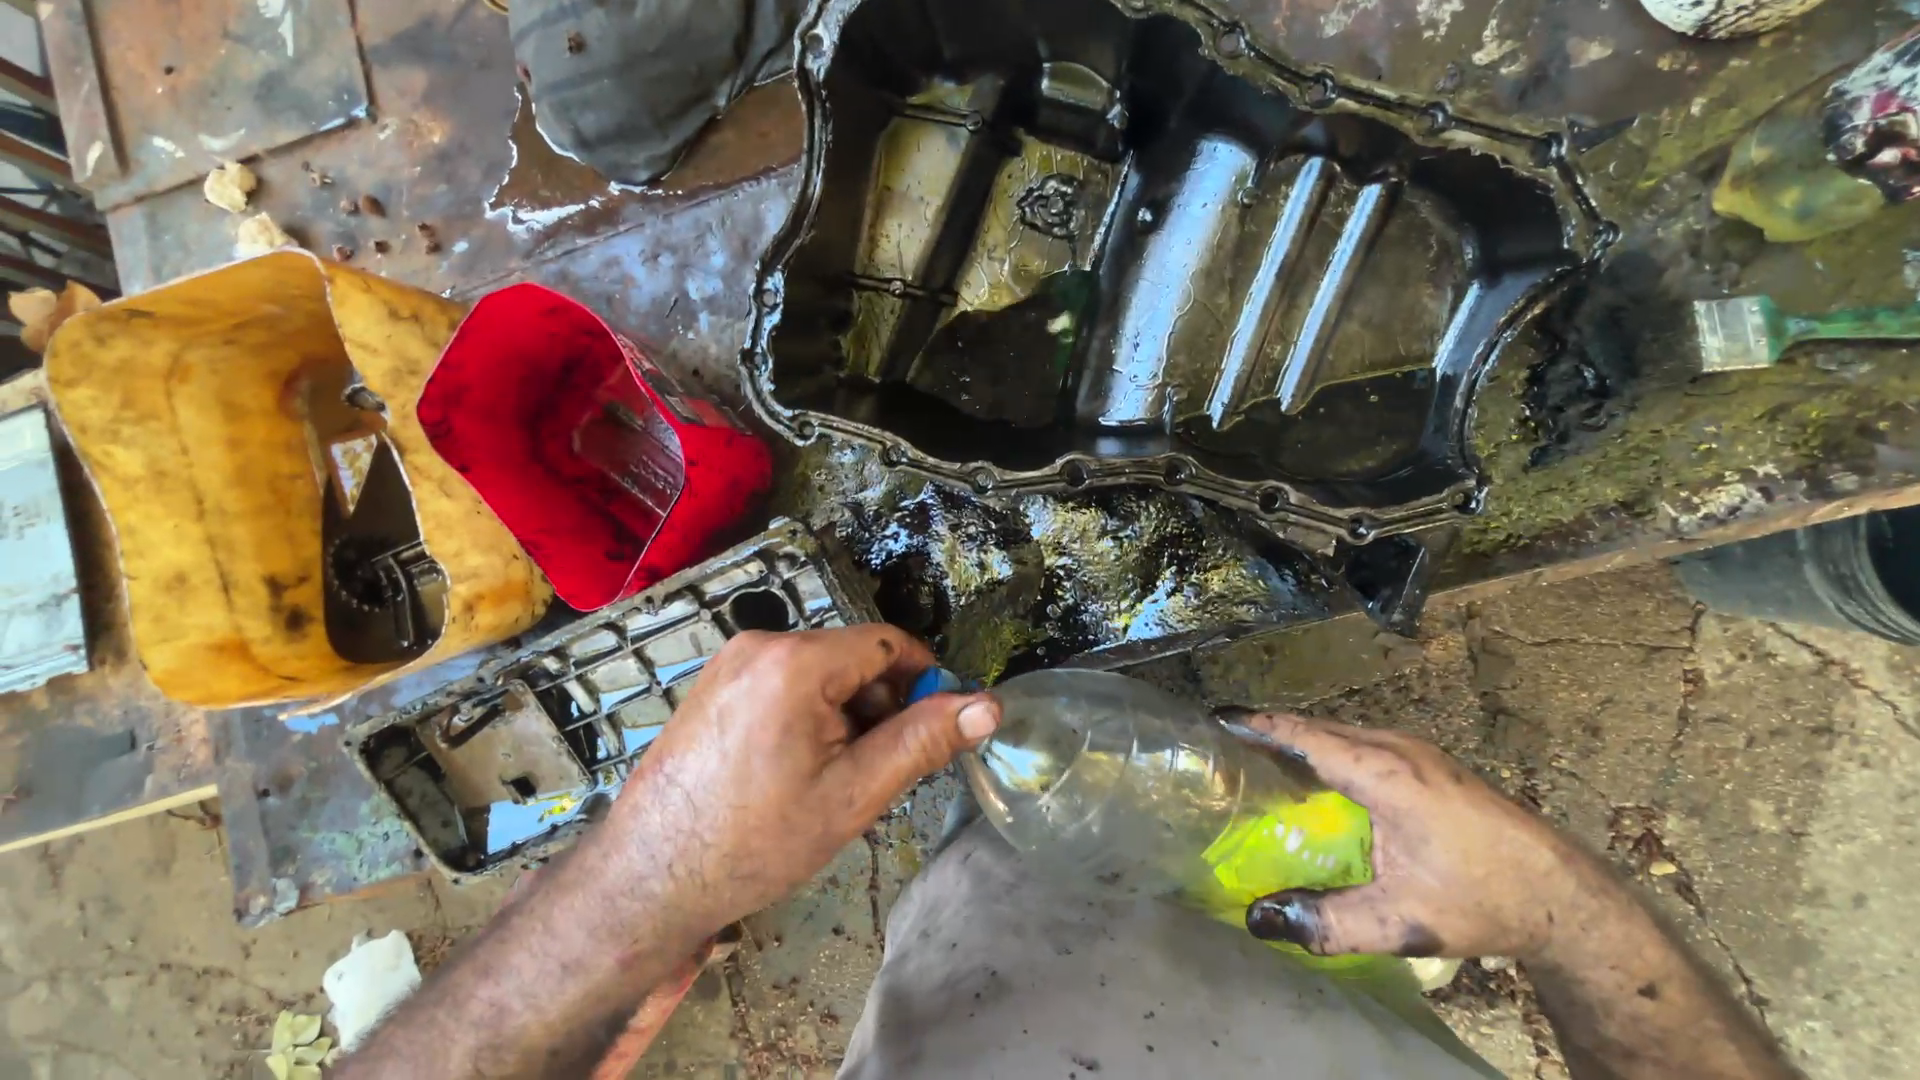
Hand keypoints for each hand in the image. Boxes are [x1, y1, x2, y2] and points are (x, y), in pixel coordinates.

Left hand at [596, 625, 999, 934]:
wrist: (648, 878)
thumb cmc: (757, 839)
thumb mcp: (854, 793)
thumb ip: (923, 741)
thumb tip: (989, 706)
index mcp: (796, 661)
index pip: (887, 644)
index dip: (922, 679)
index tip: (936, 726)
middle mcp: (760, 643)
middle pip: (851, 657)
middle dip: (880, 704)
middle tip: (880, 766)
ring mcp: (729, 662)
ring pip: (819, 672)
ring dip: (845, 712)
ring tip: (836, 776)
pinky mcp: (713, 684)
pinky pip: (783, 682)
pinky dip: (809, 713)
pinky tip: (798, 767)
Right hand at [1235, 714, 1608, 960]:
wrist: (1567, 898)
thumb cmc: (1484, 901)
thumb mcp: (1403, 921)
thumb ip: (1328, 922)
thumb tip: (1257, 921)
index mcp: (1385, 773)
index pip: (1306, 736)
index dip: (1258, 725)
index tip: (1215, 717)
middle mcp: (1397, 748)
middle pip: (1318, 727)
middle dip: (1269, 730)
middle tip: (1225, 746)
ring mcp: (1417, 750)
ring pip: (1340, 732)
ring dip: (1298, 739)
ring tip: (1258, 758)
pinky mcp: (1428, 762)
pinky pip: (1359, 742)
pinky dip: (1325, 748)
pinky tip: (1315, 775)